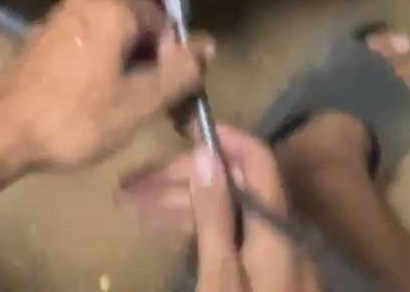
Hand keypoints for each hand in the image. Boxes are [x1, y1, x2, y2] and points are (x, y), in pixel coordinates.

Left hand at [0, 0, 208, 175]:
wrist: (4, 129)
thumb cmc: (76, 118)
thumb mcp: (138, 102)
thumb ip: (178, 73)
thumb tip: (208, 44)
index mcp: (110, 8)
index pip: (162, 18)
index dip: (176, 54)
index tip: (178, 91)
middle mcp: (84, 0)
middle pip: (136, 22)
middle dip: (154, 58)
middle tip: (161, 104)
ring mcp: (60, 15)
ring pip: (111, 33)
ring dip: (129, 63)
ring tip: (133, 106)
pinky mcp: (44, 34)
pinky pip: (87, 40)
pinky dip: (103, 62)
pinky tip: (101, 98)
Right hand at [118, 124, 310, 291]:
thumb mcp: (220, 282)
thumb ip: (216, 216)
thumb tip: (205, 154)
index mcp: (276, 233)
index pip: (256, 160)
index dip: (221, 138)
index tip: (177, 133)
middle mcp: (281, 239)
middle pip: (232, 185)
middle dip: (180, 178)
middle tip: (128, 187)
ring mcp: (275, 264)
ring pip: (225, 213)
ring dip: (178, 203)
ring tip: (129, 207)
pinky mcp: (265, 283)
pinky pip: (228, 238)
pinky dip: (193, 229)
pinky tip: (160, 230)